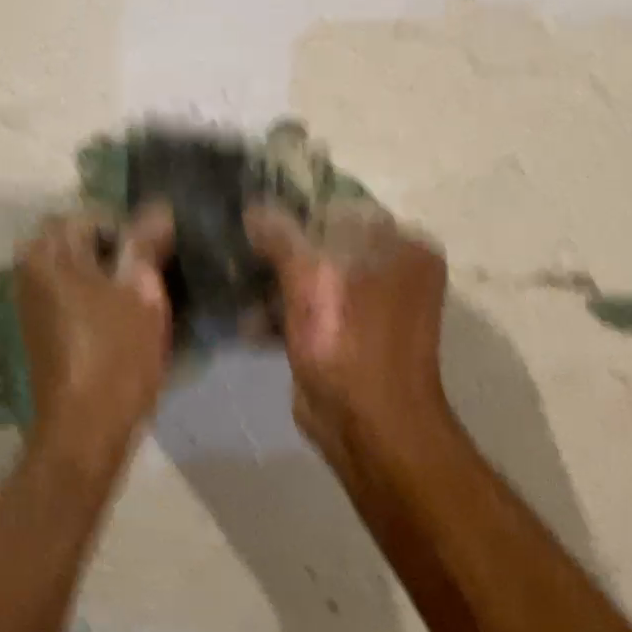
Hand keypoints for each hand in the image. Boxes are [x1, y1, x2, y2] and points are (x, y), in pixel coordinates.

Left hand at [13, 206, 175, 462]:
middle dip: (115, 253)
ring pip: (75, 272)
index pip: (90, 218)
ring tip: (142, 300)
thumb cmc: (116, 356)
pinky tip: (123, 322)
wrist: (84, 429)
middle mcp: (29, 272)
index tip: (156, 256)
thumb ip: (145, 245)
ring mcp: (30, 304)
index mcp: (47, 255)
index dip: (128, 231)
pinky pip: (69, 298)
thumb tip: (158, 209)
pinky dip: (94, 300)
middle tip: (151, 277)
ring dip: (106, 277)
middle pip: (78, 243)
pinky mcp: (39, 331)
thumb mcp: (142, 293)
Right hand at [246, 200, 449, 445]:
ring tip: (231, 275)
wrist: (369, 426)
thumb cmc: (348, 343)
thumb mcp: (311, 278)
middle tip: (235, 240)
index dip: (293, 205)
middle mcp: (391, 270)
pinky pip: (307, 310)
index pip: (339, 205)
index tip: (250, 208)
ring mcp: (369, 306)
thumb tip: (254, 209)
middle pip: (323, 241)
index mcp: (400, 246)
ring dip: (273, 279)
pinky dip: (279, 311)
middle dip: (278, 245)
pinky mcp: (345, 337)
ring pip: (311, 277)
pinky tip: (244, 315)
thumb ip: (282, 237)